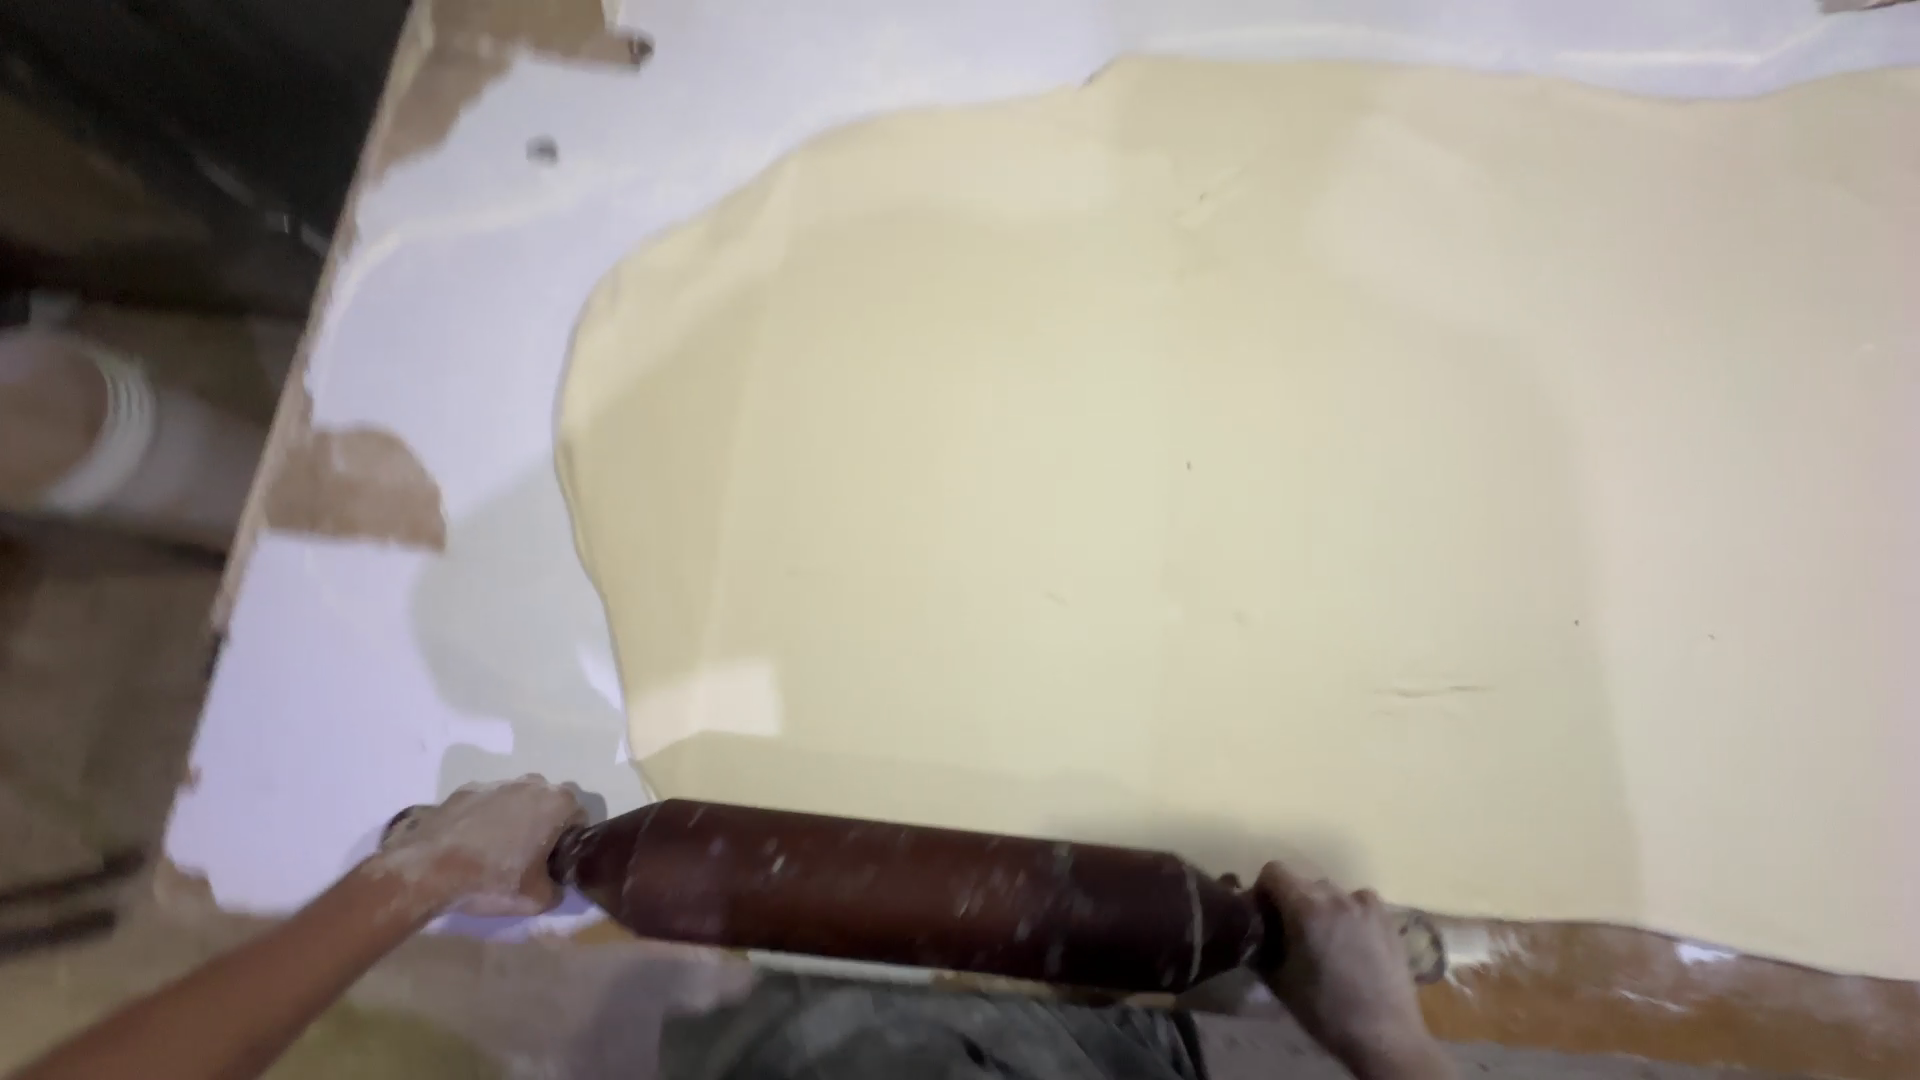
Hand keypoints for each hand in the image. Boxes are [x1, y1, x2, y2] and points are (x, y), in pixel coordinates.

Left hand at [369, 774, 586, 917]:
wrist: (425, 872)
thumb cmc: (490, 880)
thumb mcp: (536, 900)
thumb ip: (557, 890)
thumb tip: (555, 886)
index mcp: (558, 803)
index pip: (578, 820)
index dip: (567, 844)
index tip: (550, 864)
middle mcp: (534, 784)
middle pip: (548, 806)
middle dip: (542, 827)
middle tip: (523, 859)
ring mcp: (497, 784)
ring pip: (517, 802)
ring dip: (512, 821)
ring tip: (491, 853)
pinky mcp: (465, 790)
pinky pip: (485, 804)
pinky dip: (482, 820)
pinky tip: (467, 846)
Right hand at [1253, 862, 1452, 1079]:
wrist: (1384, 1037)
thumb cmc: (1325, 1011)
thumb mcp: (1278, 981)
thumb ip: (1259, 947)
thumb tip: (1250, 933)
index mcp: (1304, 907)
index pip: (1273, 871)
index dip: (1263, 890)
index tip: (1265, 916)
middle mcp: (1334, 896)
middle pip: (1301, 881)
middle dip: (1290, 900)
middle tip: (1291, 932)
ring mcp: (1364, 906)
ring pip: (1330, 890)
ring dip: (1320, 905)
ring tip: (1324, 937)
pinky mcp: (1387, 919)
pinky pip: (1359, 900)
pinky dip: (1350, 910)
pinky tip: (1352, 935)